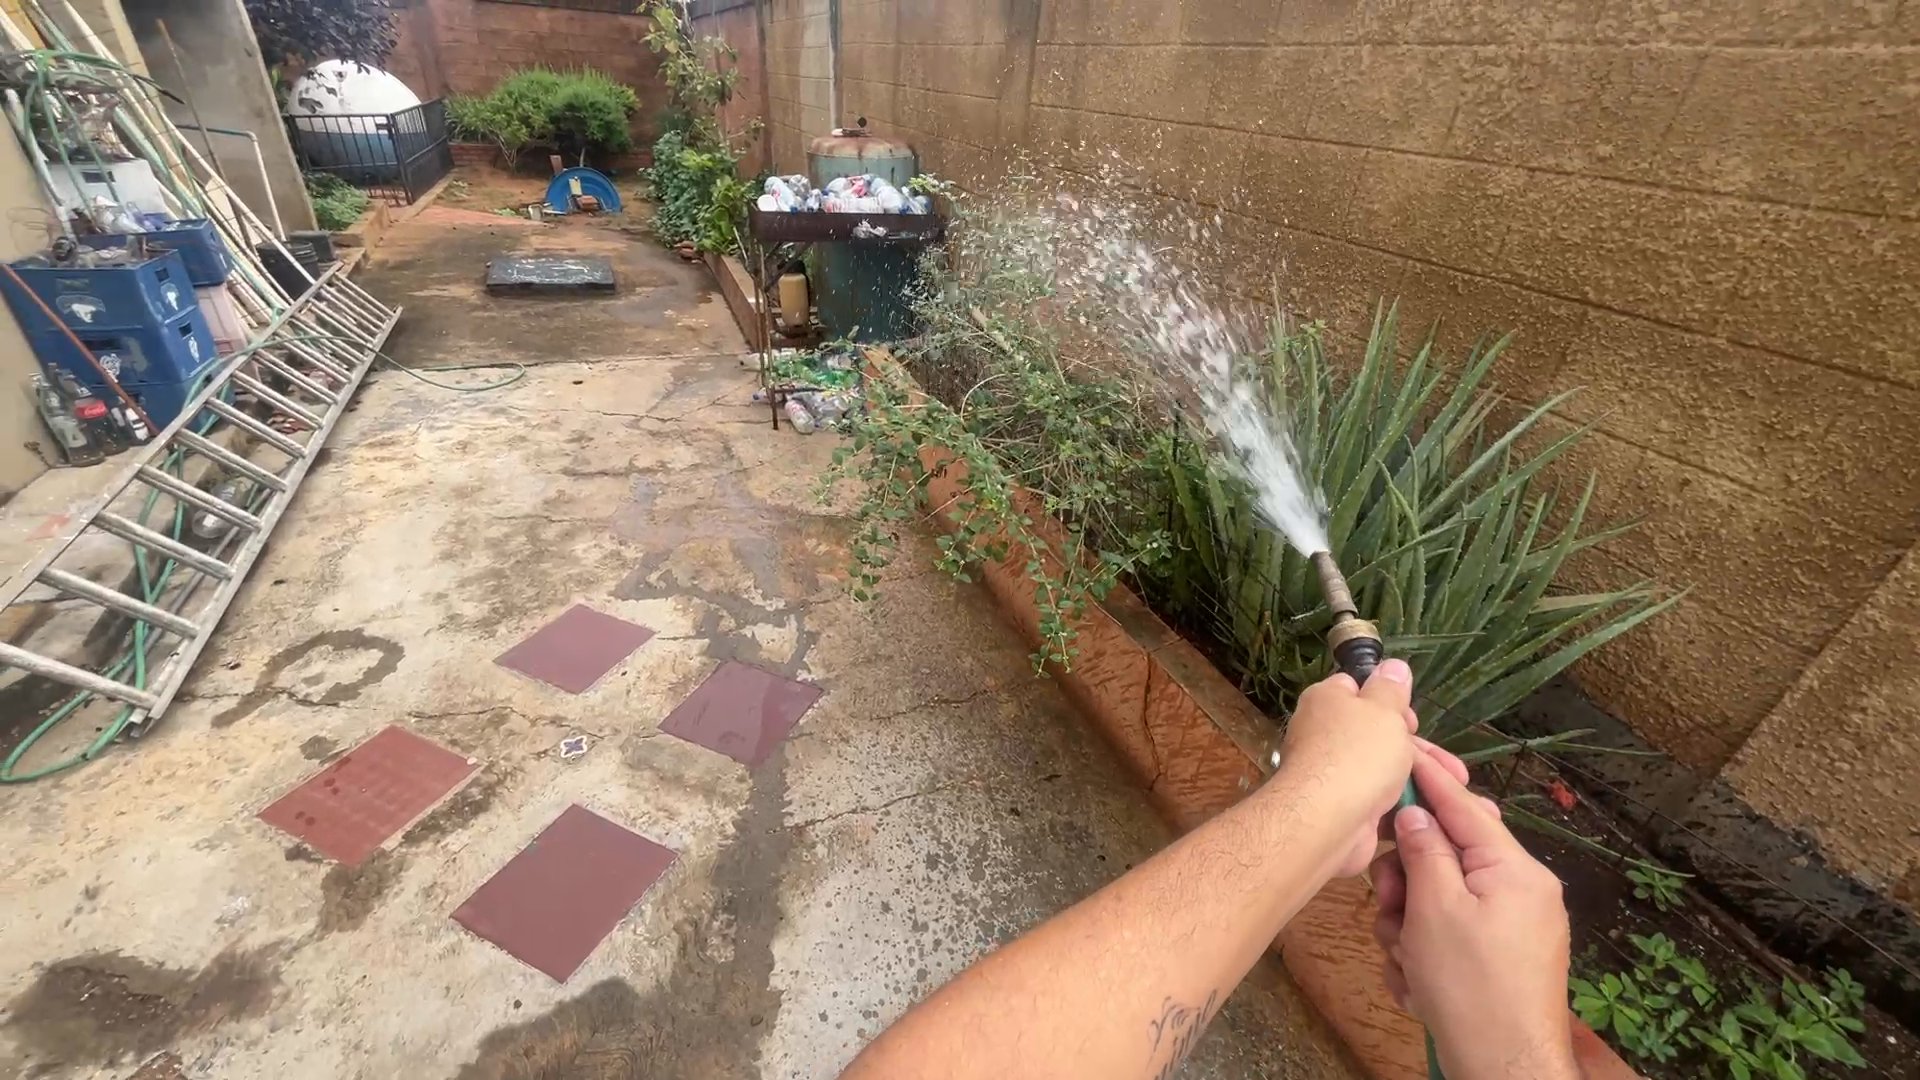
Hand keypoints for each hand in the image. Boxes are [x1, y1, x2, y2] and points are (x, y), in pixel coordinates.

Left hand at [1277, 659, 1457, 876]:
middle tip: (1452, 767)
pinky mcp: (1341, 802)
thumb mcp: (1382, 711)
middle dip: (1417, 748)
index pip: (1357, 689)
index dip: (1390, 702)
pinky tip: (1433, 813)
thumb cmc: (1357, 752)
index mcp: (1326, 700)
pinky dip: (1404, 804)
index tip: (1413, 720)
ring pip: (1382, 768)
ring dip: (1418, 779)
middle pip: (1376, 732)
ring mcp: (1330, 769)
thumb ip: (1390, 690)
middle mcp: (1322, 731)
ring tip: (1457, 792)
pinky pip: (1378, 797)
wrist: (1327, 817)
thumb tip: (1393, 665)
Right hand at [1370, 753, 1578, 1079]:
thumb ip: (1422, 849)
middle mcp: (1518, 890)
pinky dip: (1420, 943)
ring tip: (1402, 950)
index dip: (1428, 776)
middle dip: (1406, 873)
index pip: (1463, 806)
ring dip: (1406, 915)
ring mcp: (1508, 923)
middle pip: (1444, 850)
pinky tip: (1414, 973)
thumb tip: (1413, 814)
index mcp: (1514, 872)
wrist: (1503, 1070)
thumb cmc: (1470, 984)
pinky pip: (1444, 923)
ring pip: (1436, 890)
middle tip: (1389, 897)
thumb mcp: (1434, 907)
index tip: (1402, 745)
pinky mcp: (1494, 952)